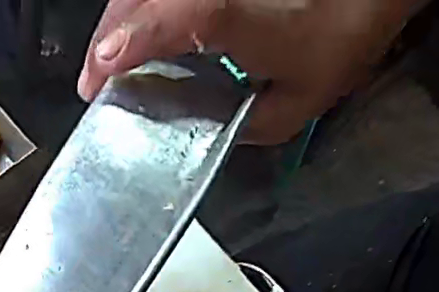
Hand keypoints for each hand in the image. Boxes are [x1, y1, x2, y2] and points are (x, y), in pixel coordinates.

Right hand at [78, 0, 426, 143]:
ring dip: (119, 18)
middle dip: (110, 39)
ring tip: (108, 58)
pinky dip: (139, 4)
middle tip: (94, 80)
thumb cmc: (344, 31)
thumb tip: (198, 131)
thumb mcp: (298, 103)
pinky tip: (132, 26)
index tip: (103, 71)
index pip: (195, 14)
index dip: (142, 38)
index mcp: (258, 16)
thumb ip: (244, 125)